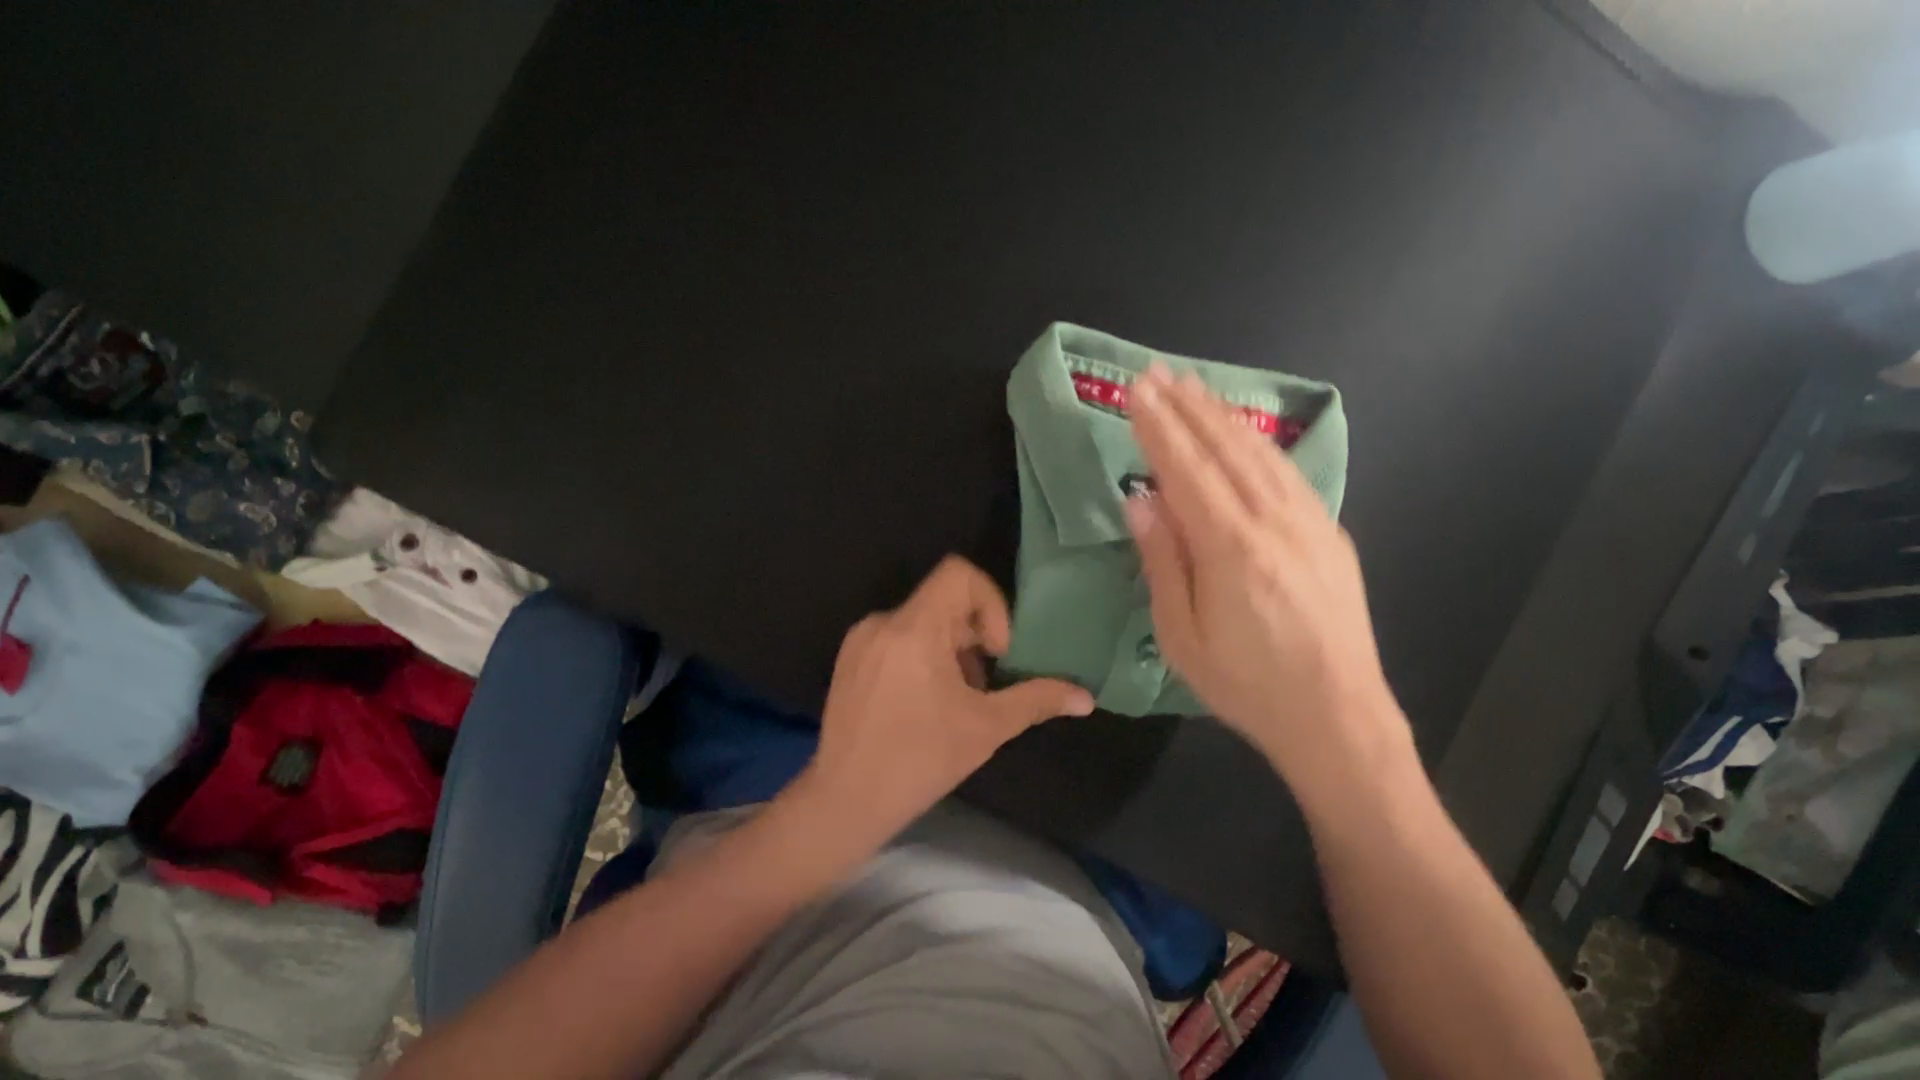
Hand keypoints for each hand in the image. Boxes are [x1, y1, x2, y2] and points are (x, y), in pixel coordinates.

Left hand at [789, 556, 1094, 844]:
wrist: (845, 802)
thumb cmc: (919, 761)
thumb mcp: (986, 729)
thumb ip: (1036, 700)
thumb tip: (1085, 698)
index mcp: (913, 629)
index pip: (959, 574)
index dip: (990, 604)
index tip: (996, 653)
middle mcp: (882, 623)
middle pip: (943, 600)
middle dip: (974, 637)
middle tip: (984, 686)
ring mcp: (860, 641)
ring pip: (921, 622)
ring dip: (950, 651)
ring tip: (956, 701)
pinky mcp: (849, 661)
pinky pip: (897, 639)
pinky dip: (923, 658)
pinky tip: (927, 706)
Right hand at [1126, 366, 1411, 790]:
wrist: (1336, 715)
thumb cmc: (1246, 685)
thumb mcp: (1182, 637)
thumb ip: (1163, 562)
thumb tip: (1141, 499)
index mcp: (1230, 548)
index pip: (1185, 469)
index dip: (1158, 427)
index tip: (1136, 391)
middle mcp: (1273, 521)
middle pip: (1224, 449)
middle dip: (1187, 407)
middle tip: (1158, 373)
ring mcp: (1309, 523)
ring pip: (1260, 454)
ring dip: (1223, 416)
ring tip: (1195, 387)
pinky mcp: (1330, 534)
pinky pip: (1289, 473)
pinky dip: (1260, 443)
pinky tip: (1246, 433)